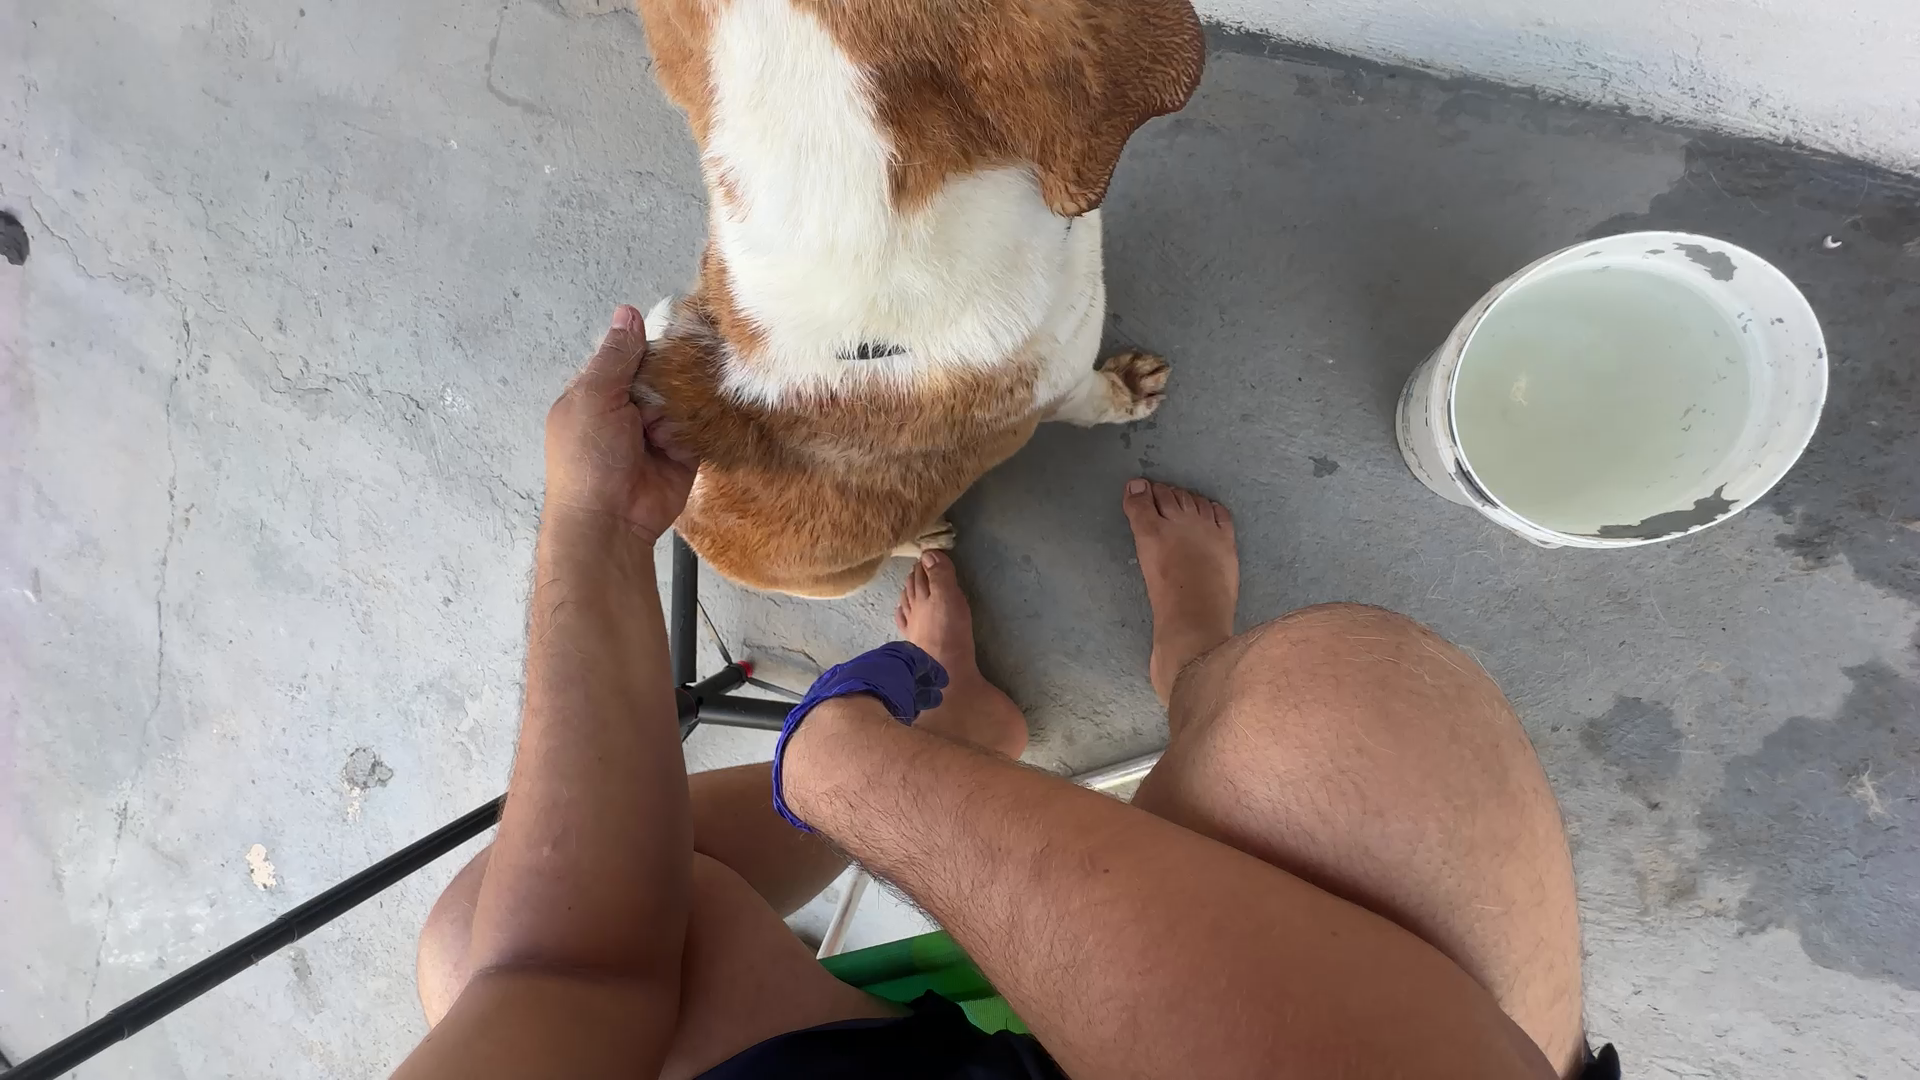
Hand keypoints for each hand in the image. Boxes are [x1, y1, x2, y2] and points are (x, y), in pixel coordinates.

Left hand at [543, 306, 695, 541]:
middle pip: (664, 377)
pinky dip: (698, 430)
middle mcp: (629, 410)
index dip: (650, 348)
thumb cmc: (589, 457)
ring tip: (662, 430)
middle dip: (670, 382)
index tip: (675, 337)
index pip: (631, 358)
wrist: (610, 519)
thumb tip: (628, 311)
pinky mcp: (684, 455)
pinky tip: (685, 437)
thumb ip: (616, 357)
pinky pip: (700, 430)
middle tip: (665, 393)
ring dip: (680, 411)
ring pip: (684, 402)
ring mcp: (658, 434)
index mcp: (598, 393)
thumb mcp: (594, 397)